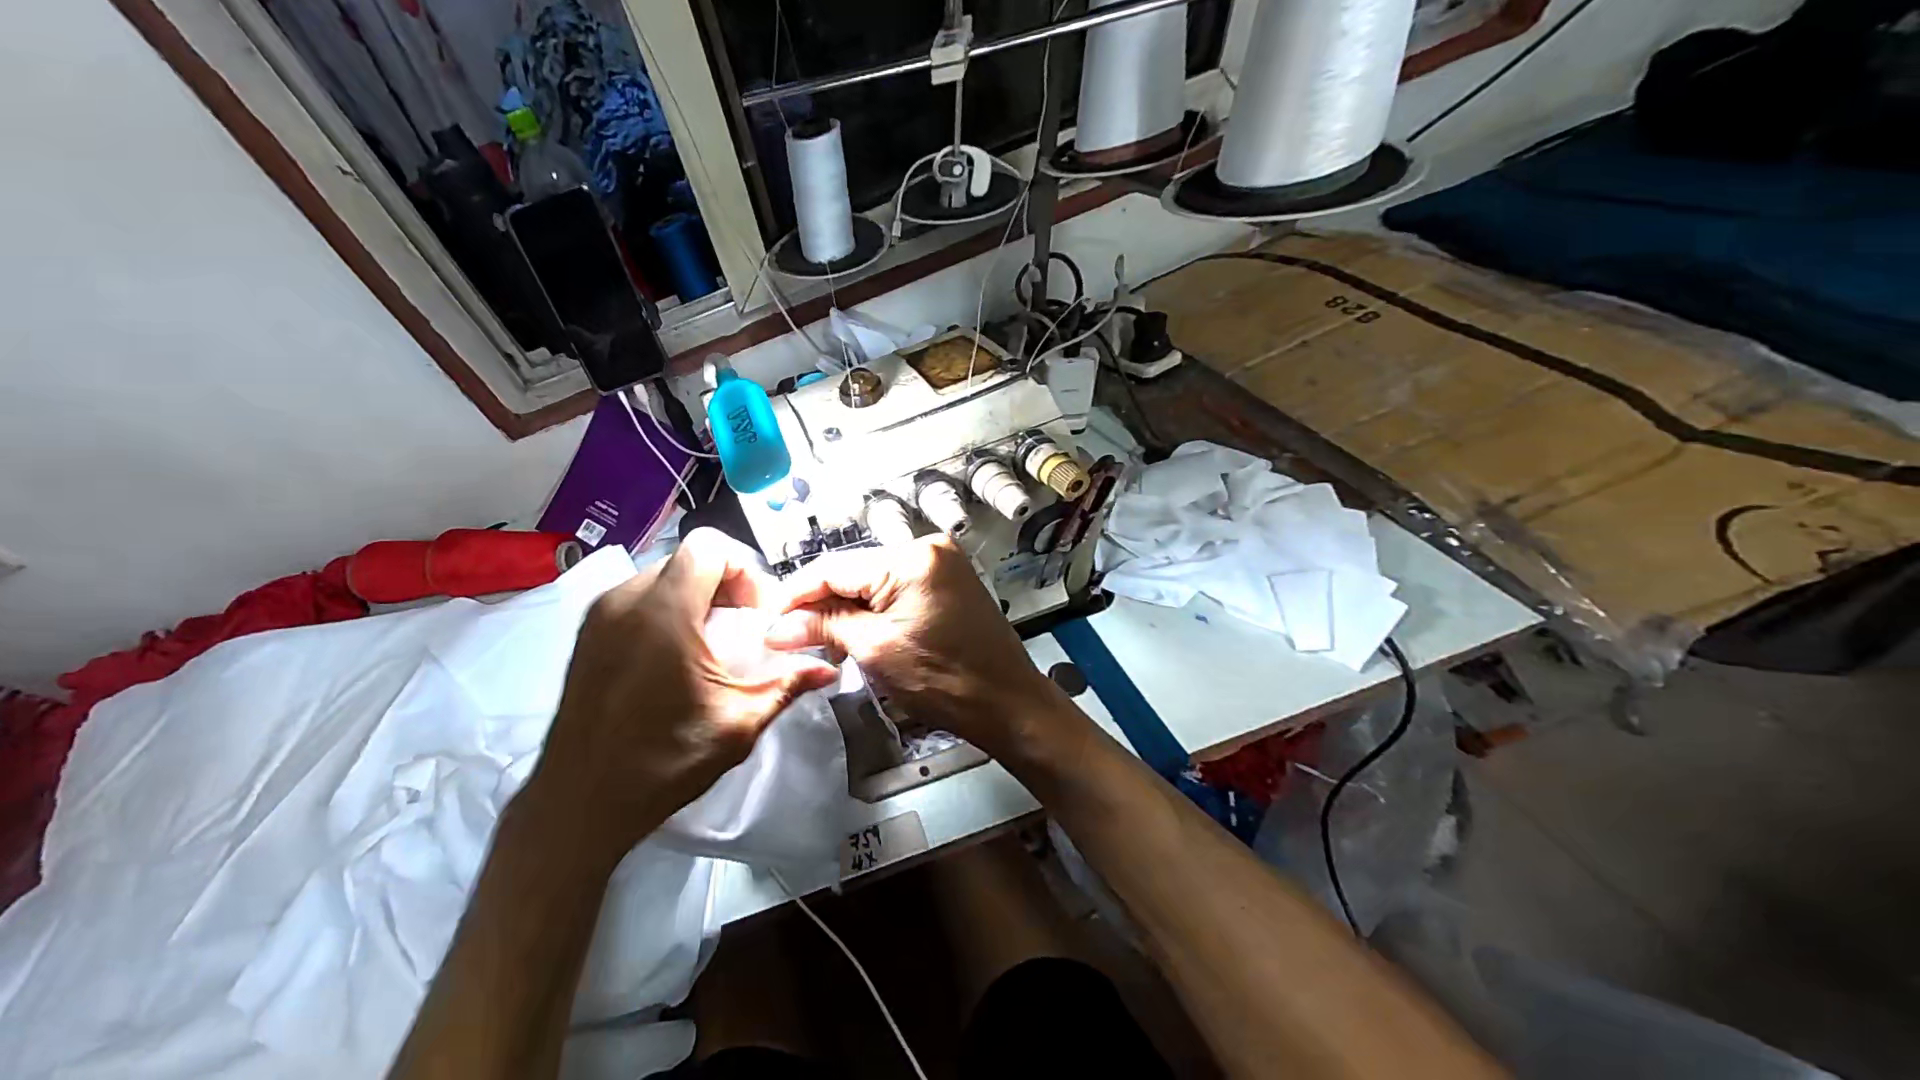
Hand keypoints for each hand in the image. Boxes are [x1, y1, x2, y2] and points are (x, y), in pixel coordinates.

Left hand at [525, 528, 838, 860]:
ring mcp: (599, 617)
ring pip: (661, 578)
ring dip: (696, 597)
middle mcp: (625, 602)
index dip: (744, 569)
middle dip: (725, 584)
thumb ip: (785, 685)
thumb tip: (827, 670)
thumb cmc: (663, 760)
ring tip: (713, 643)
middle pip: (687, 560)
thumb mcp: (737, 723)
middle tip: (745, 627)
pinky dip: (666, 611)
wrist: (579, 803)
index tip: (757, 613)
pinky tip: (678, 656)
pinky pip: (636, 600)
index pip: (709, 548)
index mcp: (663, 613)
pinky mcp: (586, 636)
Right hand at [765, 536, 1069, 759]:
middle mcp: (927, 546)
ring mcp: (941, 561)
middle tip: (788, 633)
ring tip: (816, 635)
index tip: (769, 619)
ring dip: (844, 606)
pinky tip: (853, 629)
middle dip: (820, 602)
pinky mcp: (947, 579)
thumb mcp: (875, 651)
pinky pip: (896, 586)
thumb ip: (824, 627)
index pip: (835, 567)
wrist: (1006, 702)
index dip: (796, 594)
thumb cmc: (943, 680)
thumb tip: (777, 627)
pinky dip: (872, 607)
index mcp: (911, 558)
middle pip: (854, 570)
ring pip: (873, 579)